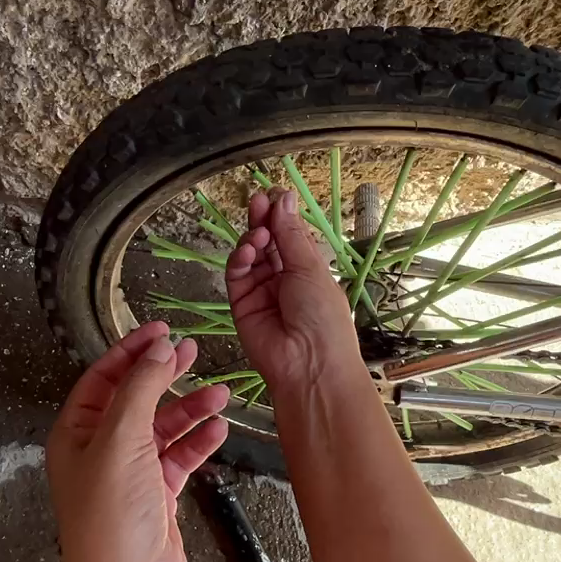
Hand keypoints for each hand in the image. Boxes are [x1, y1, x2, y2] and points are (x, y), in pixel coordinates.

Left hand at [46, 322, 229, 561]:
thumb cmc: (112, 518)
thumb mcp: (122, 440)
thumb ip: (141, 388)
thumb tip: (160, 348)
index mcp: (75, 435)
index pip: (102, 378)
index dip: (131, 351)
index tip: (162, 329)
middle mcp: (98, 451)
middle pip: (134, 399)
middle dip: (164, 375)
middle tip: (193, 350)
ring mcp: (128, 475)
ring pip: (161, 428)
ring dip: (189, 409)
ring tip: (221, 392)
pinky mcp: (155, 496)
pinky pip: (178, 457)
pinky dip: (197, 442)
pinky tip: (218, 428)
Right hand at [225, 189, 366, 391]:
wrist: (309, 365)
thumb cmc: (323, 318)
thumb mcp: (311, 269)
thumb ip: (291, 234)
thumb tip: (284, 198)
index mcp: (309, 271)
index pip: (291, 236)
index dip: (282, 216)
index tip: (274, 195)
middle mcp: (285, 280)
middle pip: (268, 242)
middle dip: (263, 220)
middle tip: (258, 201)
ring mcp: (262, 292)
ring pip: (250, 256)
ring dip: (252, 239)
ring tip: (257, 233)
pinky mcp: (242, 304)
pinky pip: (237, 275)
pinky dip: (240, 259)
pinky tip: (248, 250)